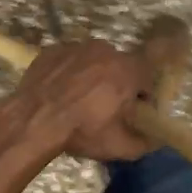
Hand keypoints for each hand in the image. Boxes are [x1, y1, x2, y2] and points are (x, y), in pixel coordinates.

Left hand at [10, 39, 152, 160]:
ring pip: (93, 60)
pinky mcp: (54, 49)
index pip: (146, 76)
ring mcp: (77, 46)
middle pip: (119, 66)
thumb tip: (156, 139)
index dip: (141, 93)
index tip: (132, 109)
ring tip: (78, 98)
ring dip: (91, 75)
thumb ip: (147, 142)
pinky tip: (60, 91)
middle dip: (116, 83)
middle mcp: (105, 50)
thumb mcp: (121, 146)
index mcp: (127, 69)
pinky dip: (69, 71)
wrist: (35, 120)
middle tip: (103, 106)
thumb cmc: (82, 131)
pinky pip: (69, 59)